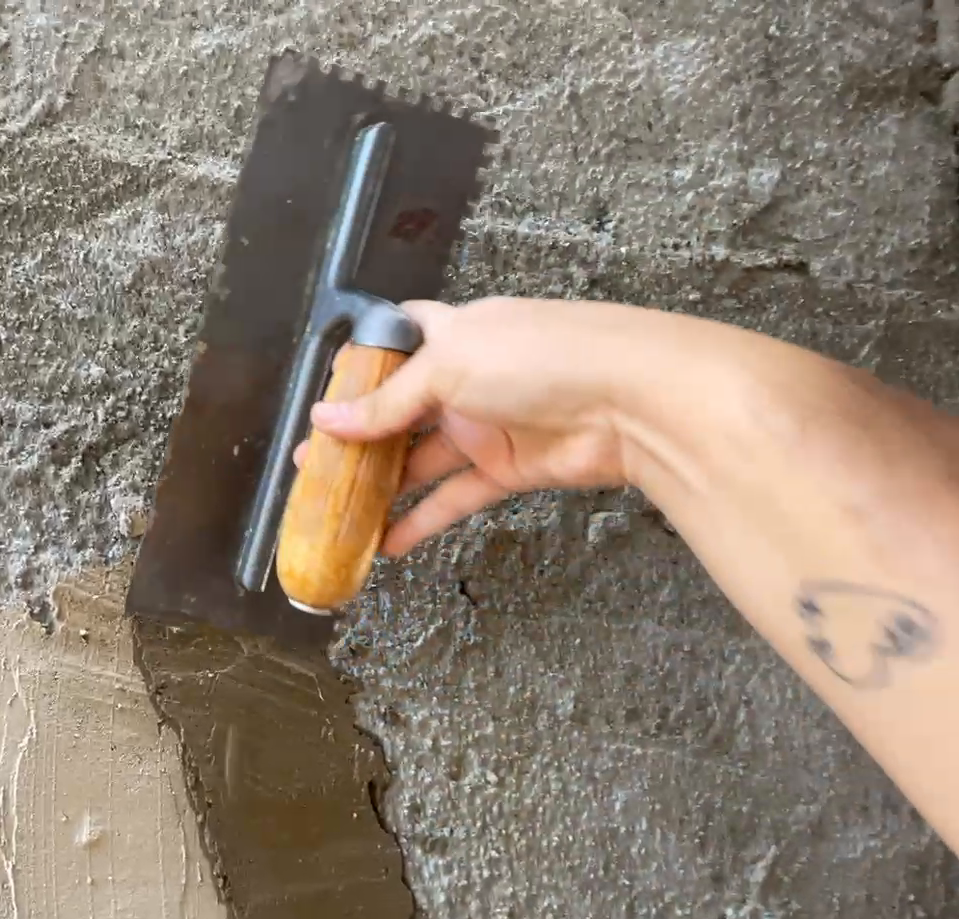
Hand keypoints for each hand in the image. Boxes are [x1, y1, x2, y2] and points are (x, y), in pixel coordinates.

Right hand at [293, 297, 691, 555]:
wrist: (645, 403)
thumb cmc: (543, 358)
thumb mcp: (450, 366)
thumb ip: (384, 401)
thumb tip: (322, 421)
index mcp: (455, 335)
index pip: (399, 338)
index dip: (363, 359)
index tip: (326, 391)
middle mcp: (466, 378)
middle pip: (398, 409)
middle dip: (355, 435)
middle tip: (313, 463)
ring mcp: (485, 425)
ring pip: (418, 459)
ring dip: (379, 484)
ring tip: (333, 507)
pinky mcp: (506, 468)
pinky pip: (452, 496)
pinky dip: (421, 521)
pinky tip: (384, 542)